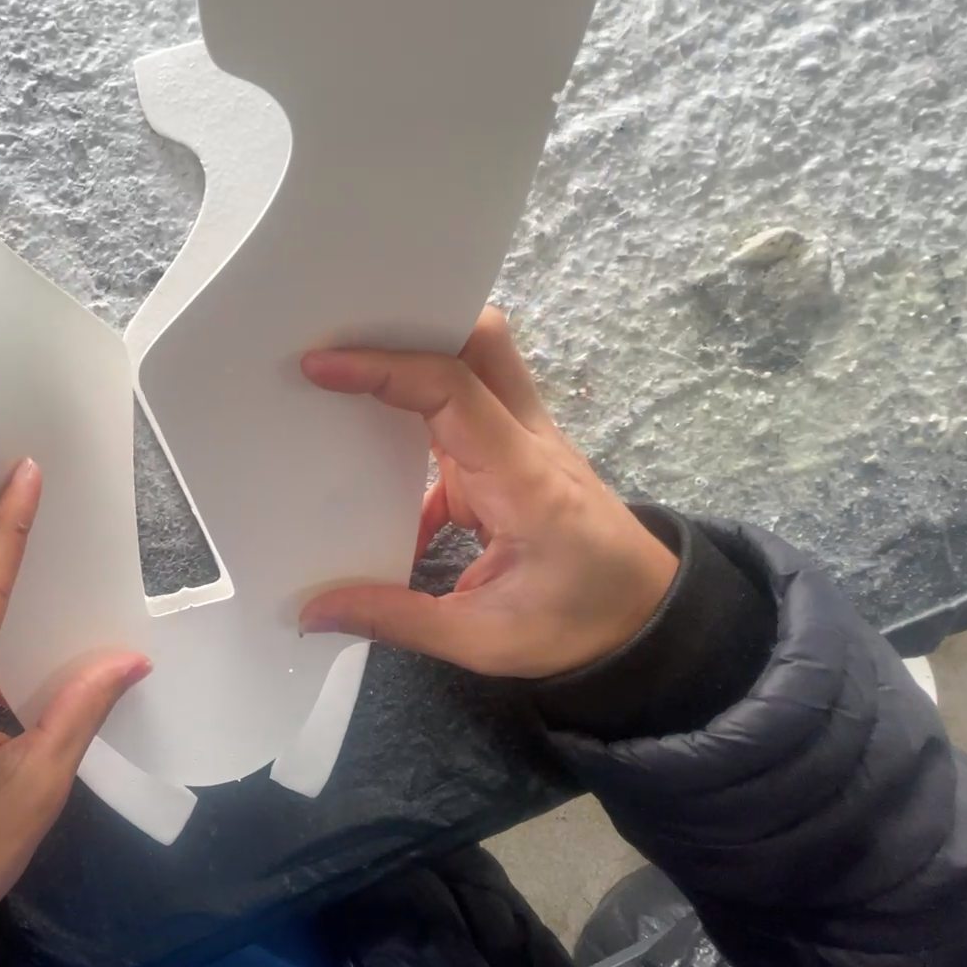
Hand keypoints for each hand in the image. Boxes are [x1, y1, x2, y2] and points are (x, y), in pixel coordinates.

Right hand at [298, 308, 678, 678]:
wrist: (651, 623)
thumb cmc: (579, 626)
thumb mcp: (482, 640)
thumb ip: (395, 619)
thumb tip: (314, 610)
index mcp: (523, 481)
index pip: (453, 391)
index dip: (384, 368)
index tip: (321, 364)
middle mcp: (526, 442)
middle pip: (481, 342)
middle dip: (414, 325)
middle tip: (347, 334)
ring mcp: (520, 442)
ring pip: (474, 362)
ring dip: (415, 355)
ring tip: (346, 369)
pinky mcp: (508, 455)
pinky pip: (460, 409)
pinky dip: (414, 408)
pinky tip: (371, 446)